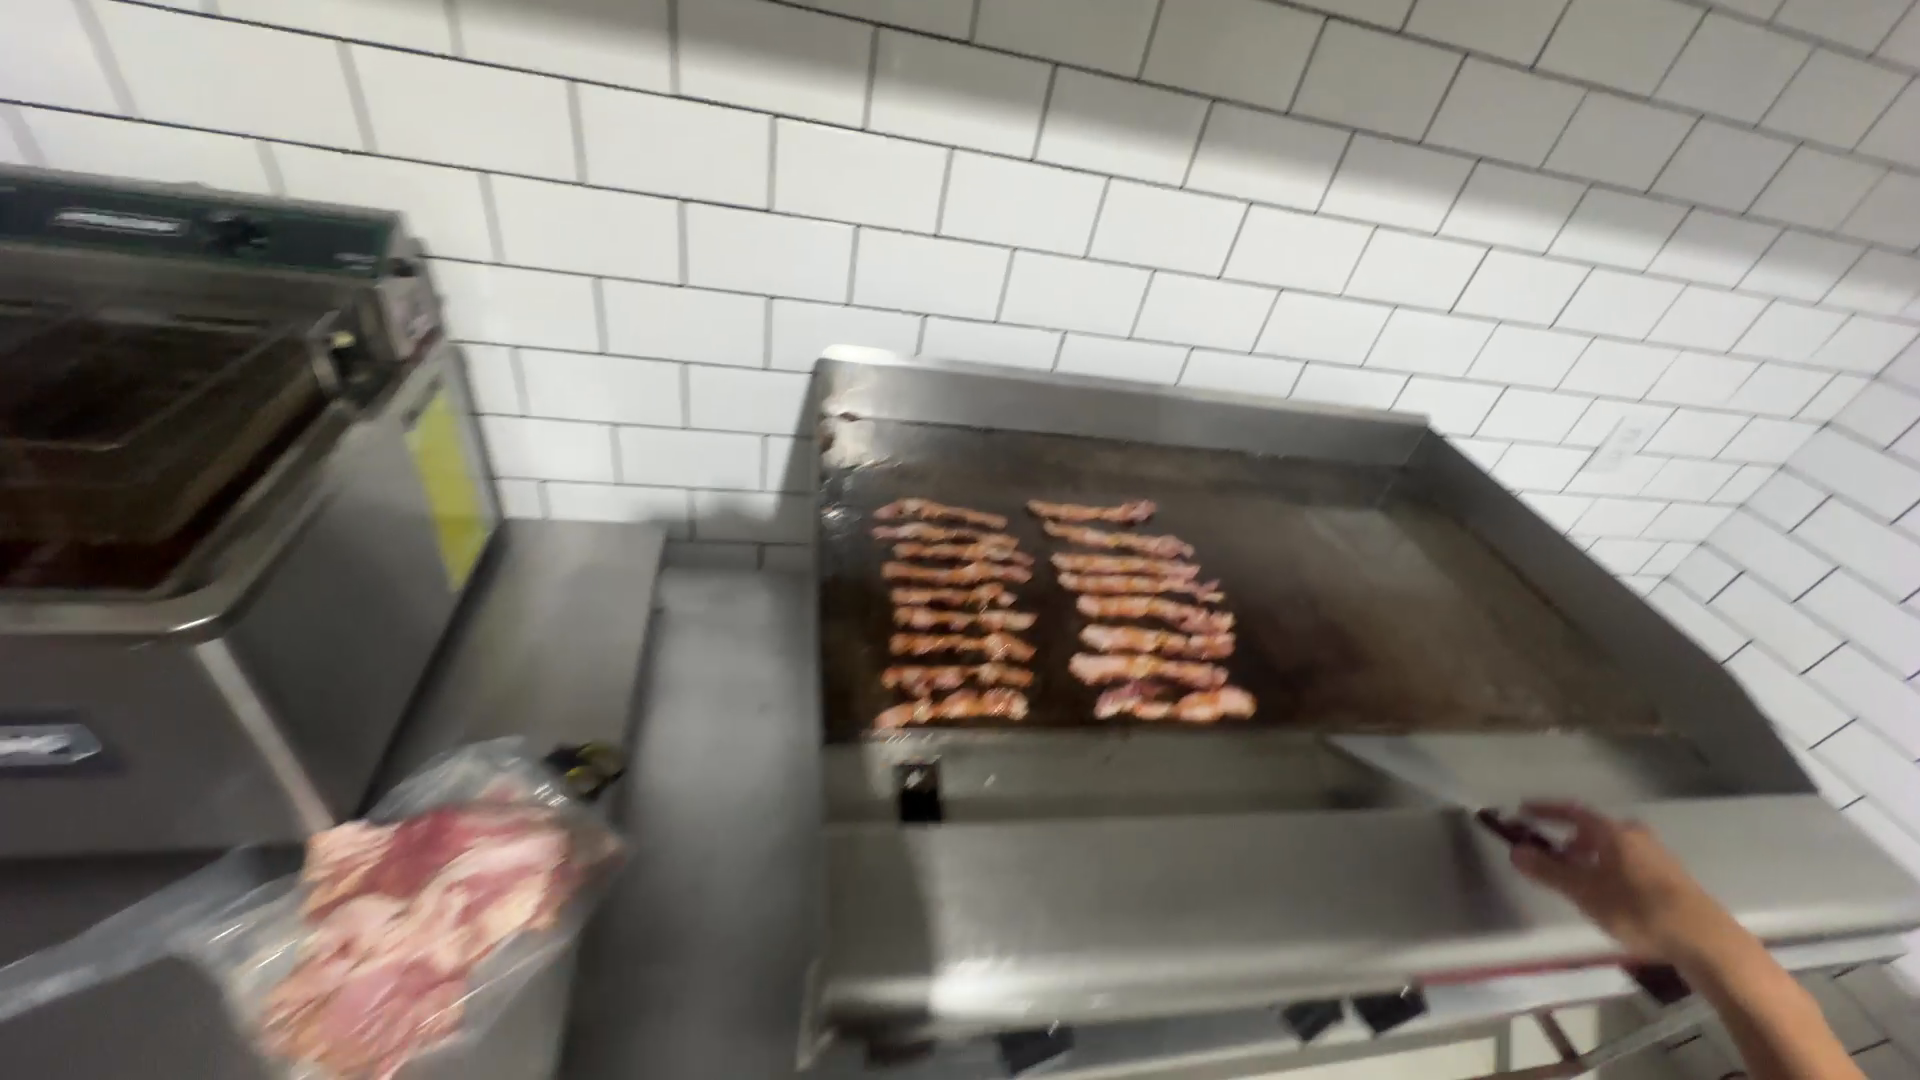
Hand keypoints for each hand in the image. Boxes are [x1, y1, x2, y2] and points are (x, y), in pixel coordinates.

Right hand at [1509, 801, 1741, 965]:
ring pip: (1614, 848)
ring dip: (1591, 857)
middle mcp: (1636, 836)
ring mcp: (1659, 857)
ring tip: (1580, 882)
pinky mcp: (1673, 879)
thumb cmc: (1637, 908)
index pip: (1571, 811)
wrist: (1707, 942)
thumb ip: (1547, 870)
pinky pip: (1630, 863)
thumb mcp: (1583, 891)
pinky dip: (1611, 869)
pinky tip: (1611, 895)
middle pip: (1594, 830)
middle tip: (1555, 857)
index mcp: (1612, 832)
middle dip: (1571, 840)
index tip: (1523, 811)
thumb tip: (1515, 851)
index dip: (1545, 810)